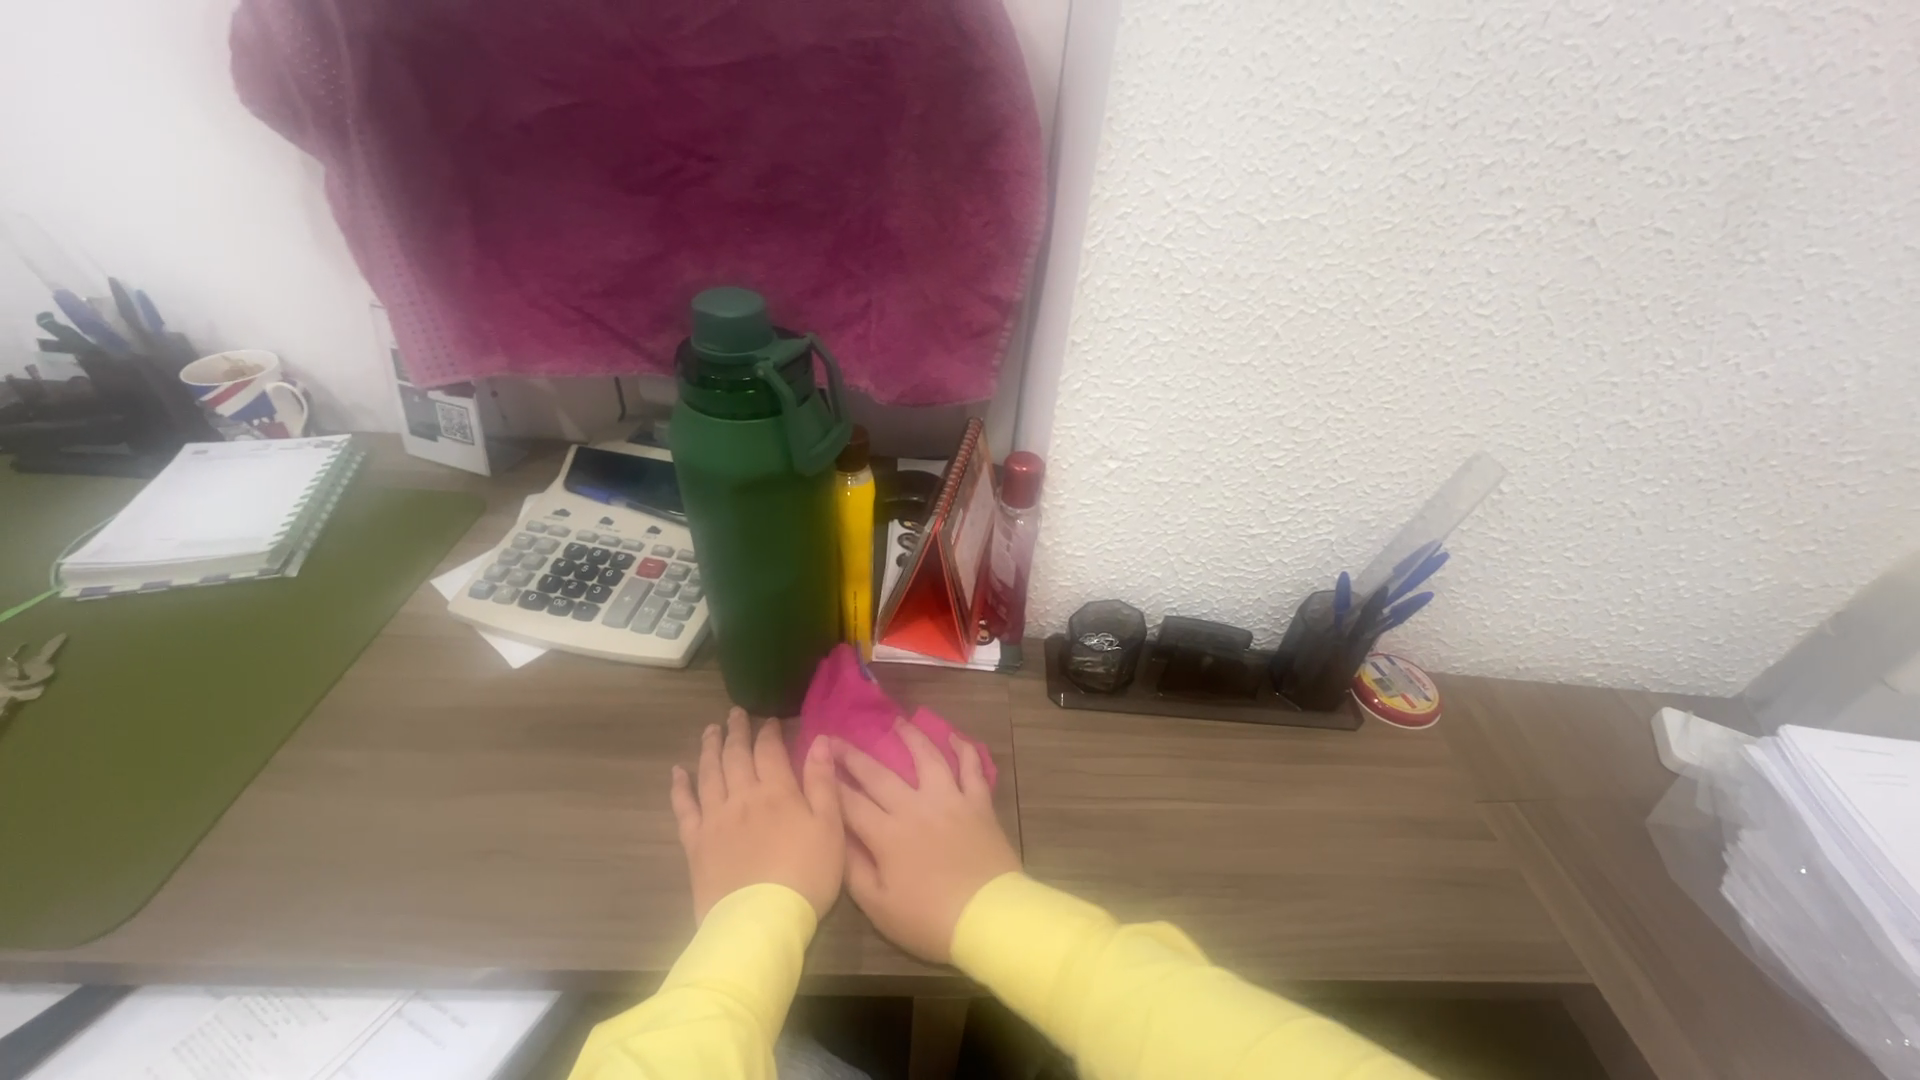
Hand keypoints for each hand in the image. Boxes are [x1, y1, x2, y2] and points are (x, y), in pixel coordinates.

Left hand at [670, 708, 843, 921]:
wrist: (761, 921)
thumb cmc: (806, 875)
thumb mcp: (830, 827)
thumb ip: (823, 782)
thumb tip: (820, 741)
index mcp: (777, 791)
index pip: (770, 751)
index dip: (769, 732)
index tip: (769, 719)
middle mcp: (742, 796)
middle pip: (736, 756)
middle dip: (736, 732)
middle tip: (734, 714)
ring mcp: (715, 818)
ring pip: (710, 773)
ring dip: (710, 749)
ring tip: (710, 731)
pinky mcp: (696, 843)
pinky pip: (684, 807)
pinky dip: (680, 787)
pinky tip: (678, 772)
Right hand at [836, 721, 1019, 963]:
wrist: (988, 917)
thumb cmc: (929, 920)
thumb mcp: (879, 906)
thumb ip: (853, 870)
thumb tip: (836, 838)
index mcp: (886, 834)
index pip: (850, 803)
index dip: (830, 783)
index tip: (815, 764)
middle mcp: (915, 807)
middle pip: (879, 774)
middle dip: (854, 755)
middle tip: (838, 738)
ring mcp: (950, 800)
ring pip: (927, 758)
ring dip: (911, 738)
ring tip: (898, 722)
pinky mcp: (979, 804)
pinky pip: (971, 769)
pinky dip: (965, 750)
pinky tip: (955, 737)